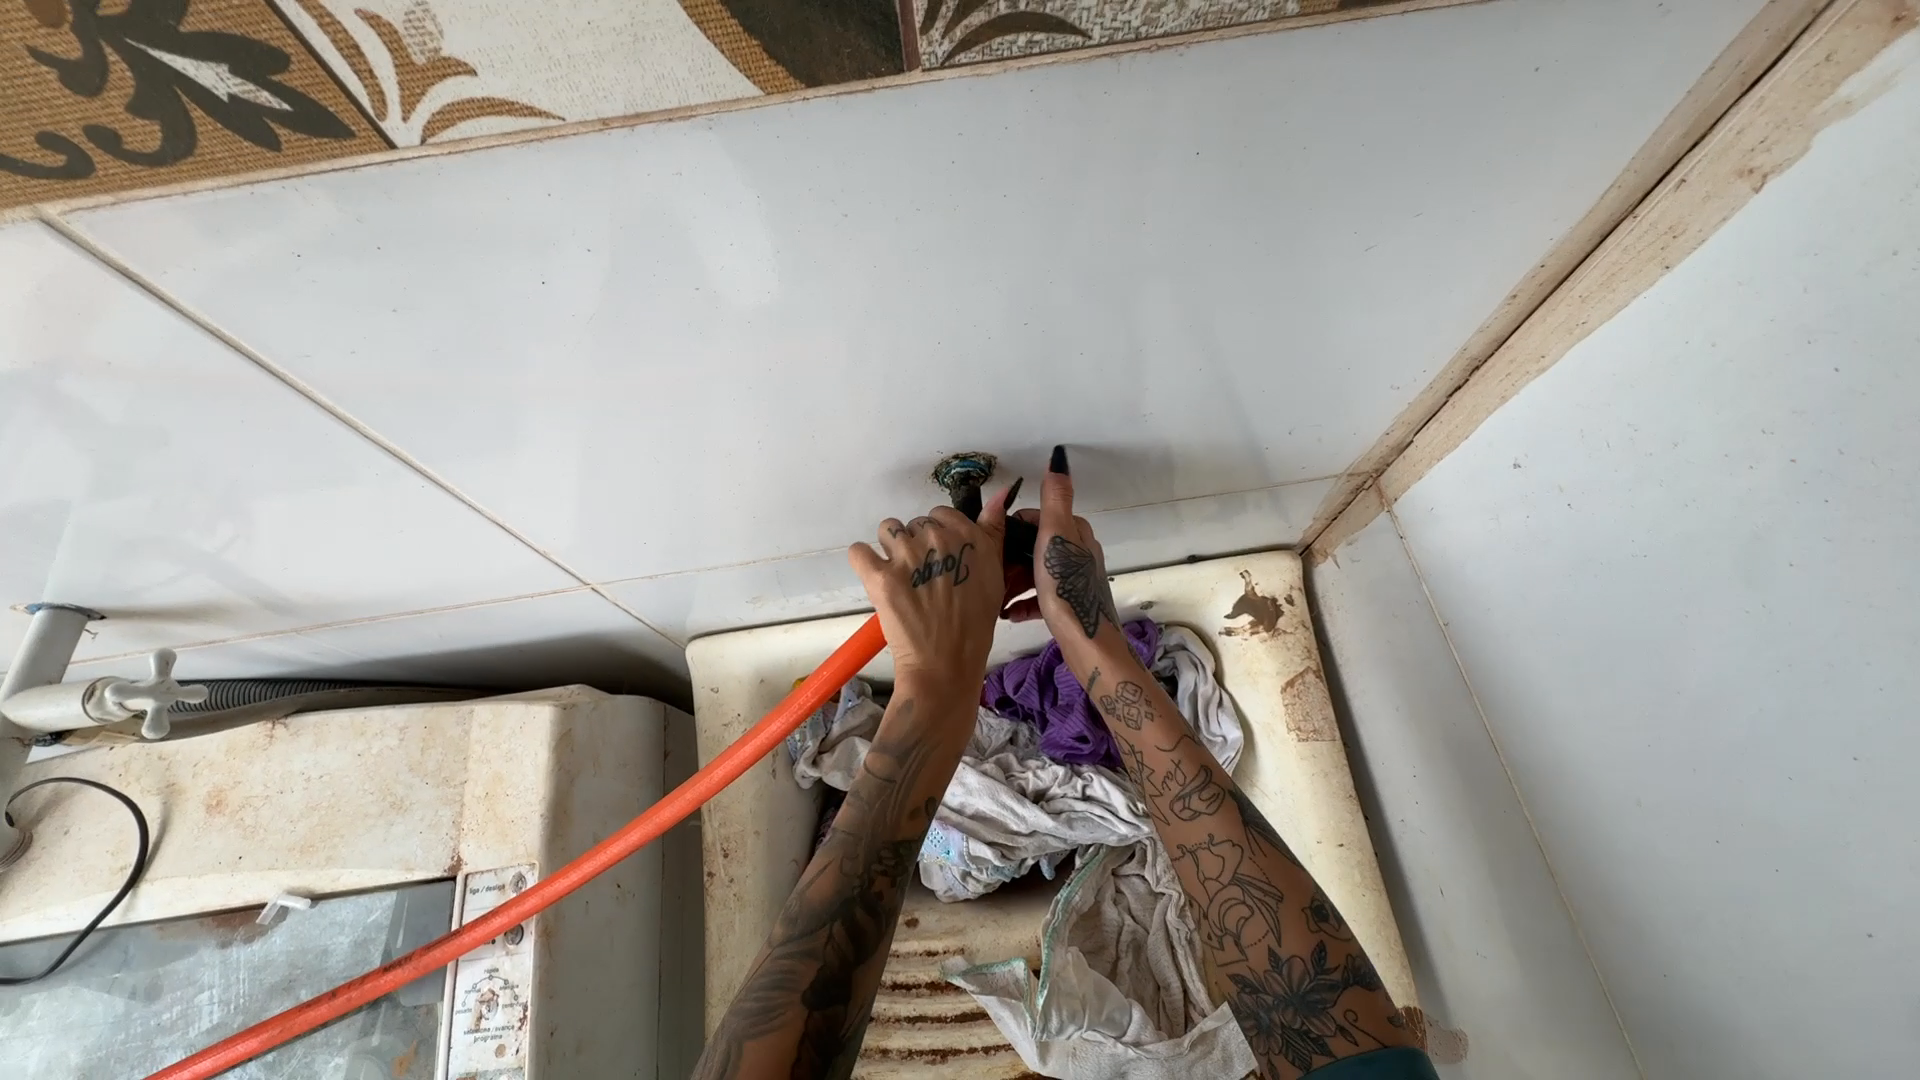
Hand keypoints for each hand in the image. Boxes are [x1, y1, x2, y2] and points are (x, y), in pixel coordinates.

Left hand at [848, 487, 1014, 691]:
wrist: (946, 664)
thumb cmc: (974, 624)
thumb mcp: (994, 574)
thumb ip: (992, 531)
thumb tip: (999, 495)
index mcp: (967, 535)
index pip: (942, 514)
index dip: (940, 536)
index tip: (943, 560)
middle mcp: (936, 538)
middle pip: (915, 524)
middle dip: (917, 545)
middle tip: (925, 578)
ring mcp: (906, 556)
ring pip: (887, 531)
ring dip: (891, 550)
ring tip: (902, 578)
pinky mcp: (879, 576)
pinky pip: (858, 552)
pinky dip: (863, 562)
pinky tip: (876, 577)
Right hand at [1004, 446, 1125, 660]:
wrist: (1087, 641)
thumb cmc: (1067, 587)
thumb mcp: (1056, 536)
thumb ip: (1055, 498)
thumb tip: (1059, 457)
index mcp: (1075, 532)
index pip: (1034, 518)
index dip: (1009, 529)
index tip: (989, 545)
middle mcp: (1077, 552)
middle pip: (1032, 546)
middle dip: (1008, 558)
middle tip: (987, 573)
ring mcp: (1073, 580)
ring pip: (1034, 572)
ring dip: (1012, 581)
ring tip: (992, 594)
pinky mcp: (1069, 605)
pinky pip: (1039, 599)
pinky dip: (1022, 603)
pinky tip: (1008, 613)